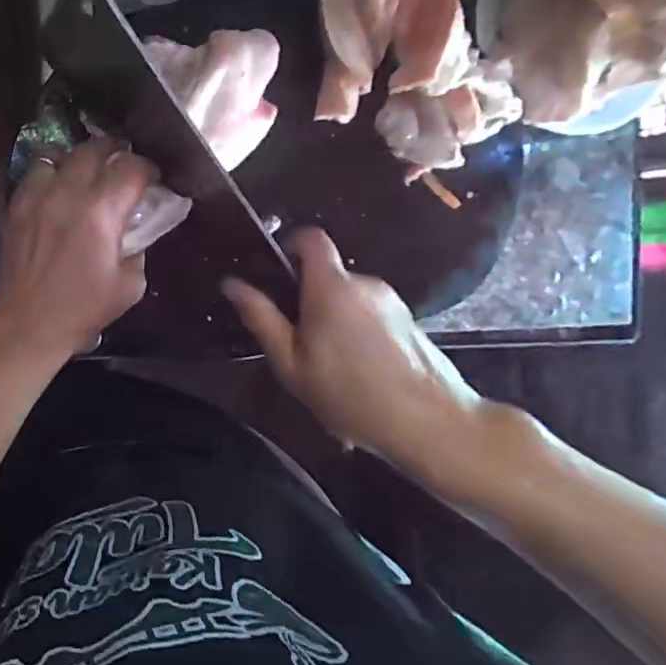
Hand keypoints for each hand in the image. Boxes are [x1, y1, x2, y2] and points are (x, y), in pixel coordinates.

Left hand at [0, 138, 156, 361]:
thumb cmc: (82, 309)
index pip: (131, 167)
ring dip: (78, 158)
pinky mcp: (16, 206)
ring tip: (86, 172)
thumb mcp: (130, 284)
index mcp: (101, 212)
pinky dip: (50, 172)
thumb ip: (139, 246)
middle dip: (115, 152)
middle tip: (122, 165)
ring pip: (59, 153)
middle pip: (94, 149)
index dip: (147, 168)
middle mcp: (67, 194)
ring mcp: (37, 197)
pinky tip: (57, 187)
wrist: (28, 323)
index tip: (151, 179)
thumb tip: (137, 225)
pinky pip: (33, 173)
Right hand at [221, 227, 486, 471]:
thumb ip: (261, 318)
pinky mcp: (408, 319)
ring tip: (329, 368)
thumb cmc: (351, 395)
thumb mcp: (291, 363)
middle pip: (326, 275)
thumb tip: (232, 284)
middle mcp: (363, 284)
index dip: (289, 244)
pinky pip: (368, 315)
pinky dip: (355, 335)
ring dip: (332, 322)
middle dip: (306, 300)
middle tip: (298, 344)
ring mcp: (390, 301)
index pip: (311, 238)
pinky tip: (357, 376)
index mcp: (331, 288)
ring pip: (346, 299)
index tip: (275, 272)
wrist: (433, 425)